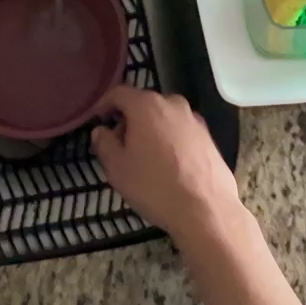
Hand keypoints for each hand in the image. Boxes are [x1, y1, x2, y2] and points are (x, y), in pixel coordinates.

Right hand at [90, 85, 243, 240]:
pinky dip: (170, 141)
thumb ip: (104, 144)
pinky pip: (181, 132)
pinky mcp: (209, 137)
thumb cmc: (154, 186)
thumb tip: (101, 131)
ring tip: (144, 159)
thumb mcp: (117, 169)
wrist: (206, 211)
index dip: (104, 104)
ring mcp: (194, 119)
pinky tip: (168, 166)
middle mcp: (172, 103)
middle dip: (128, 121)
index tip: (97, 119)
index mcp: (147, 105)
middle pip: (143, 104)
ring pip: (164, 118)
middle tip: (119, 146)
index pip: (119, 93)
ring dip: (150, 131)